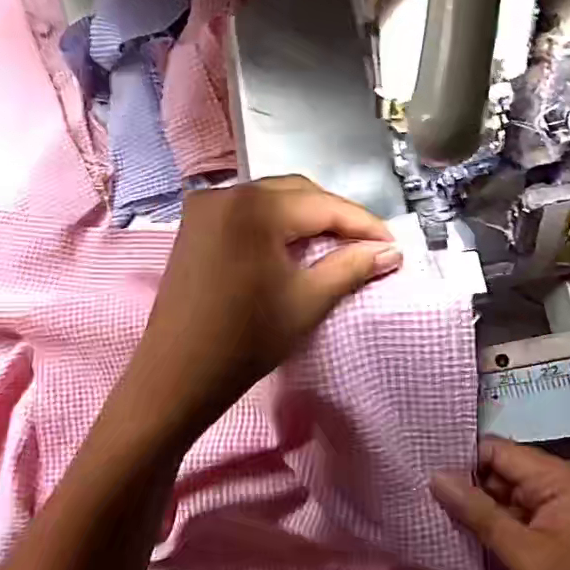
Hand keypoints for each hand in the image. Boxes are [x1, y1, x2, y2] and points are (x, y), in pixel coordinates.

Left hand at [130, 175, 402, 431]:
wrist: (177, 376)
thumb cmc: (246, 340)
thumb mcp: (307, 301)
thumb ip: (351, 267)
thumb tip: (391, 251)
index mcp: (255, 207)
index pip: (323, 205)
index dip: (363, 224)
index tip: (393, 245)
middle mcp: (226, 193)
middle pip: (296, 193)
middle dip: (334, 216)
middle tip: (367, 246)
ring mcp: (204, 208)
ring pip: (270, 199)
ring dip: (304, 217)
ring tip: (335, 244)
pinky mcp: (192, 226)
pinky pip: (245, 212)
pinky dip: (273, 223)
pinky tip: (290, 245)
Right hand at [430, 437, 569, 569]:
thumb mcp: (525, 556)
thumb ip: (479, 513)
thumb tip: (435, 477)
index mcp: (562, 477)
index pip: (498, 451)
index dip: (462, 462)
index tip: (425, 478)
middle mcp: (563, 482)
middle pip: (501, 472)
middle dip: (467, 488)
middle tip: (425, 503)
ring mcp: (563, 507)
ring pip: (507, 495)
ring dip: (479, 511)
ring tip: (436, 519)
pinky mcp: (560, 529)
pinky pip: (519, 516)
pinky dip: (496, 527)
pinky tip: (467, 538)